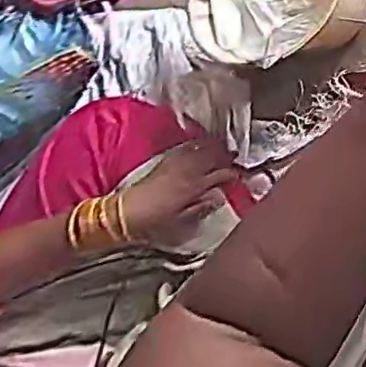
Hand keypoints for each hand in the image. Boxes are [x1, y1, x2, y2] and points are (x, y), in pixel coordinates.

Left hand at [120, 142, 240, 246]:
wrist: (125, 213)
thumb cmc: (153, 221)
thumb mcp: (181, 221)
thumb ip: (202, 207)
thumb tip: (219, 197)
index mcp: (195, 185)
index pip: (222, 174)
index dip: (234, 174)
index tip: (239, 176)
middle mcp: (189, 169)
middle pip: (216, 155)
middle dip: (228, 156)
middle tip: (235, 160)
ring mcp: (179, 162)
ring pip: (204, 147)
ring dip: (216, 148)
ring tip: (223, 151)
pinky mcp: (169, 159)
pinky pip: (191, 146)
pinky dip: (200, 145)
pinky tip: (202, 147)